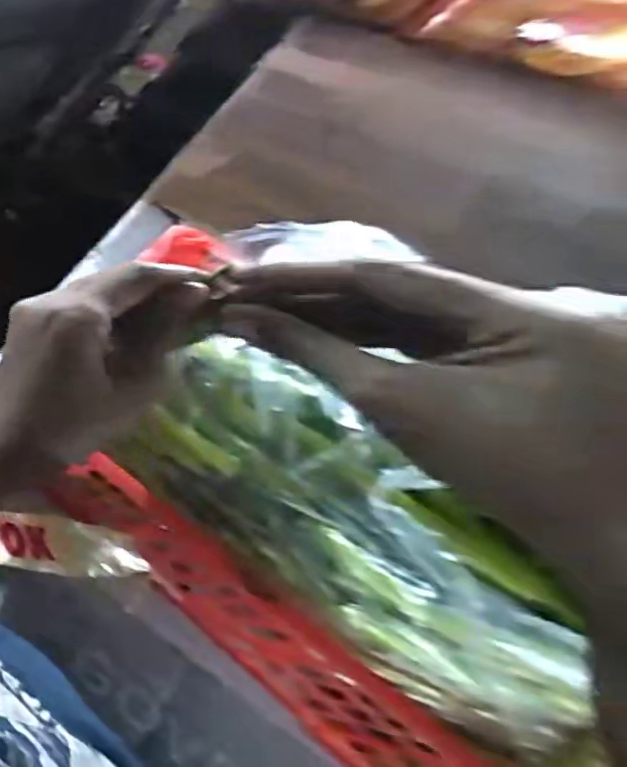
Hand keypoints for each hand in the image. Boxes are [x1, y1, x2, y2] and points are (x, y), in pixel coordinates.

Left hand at [0, 264, 212, 465]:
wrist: (6, 443)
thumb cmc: (73, 425)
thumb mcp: (132, 386)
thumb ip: (161, 335)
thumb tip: (190, 295)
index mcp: (75, 312)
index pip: (134, 277)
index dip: (177, 276)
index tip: (215, 286)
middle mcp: (47, 298)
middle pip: (109, 278)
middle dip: (153, 286)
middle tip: (197, 302)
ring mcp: (30, 308)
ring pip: (89, 289)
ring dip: (127, 297)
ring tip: (170, 315)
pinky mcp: (23, 321)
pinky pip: (70, 304)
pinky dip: (101, 310)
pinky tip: (127, 329)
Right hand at [221, 261, 626, 594]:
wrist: (620, 551)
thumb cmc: (510, 473)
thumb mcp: (398, 403)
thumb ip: (313, 349)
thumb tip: (237, 317)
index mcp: (525, 309)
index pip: (385, 275)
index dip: (302, 274)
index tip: (238, 279)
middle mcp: (536, 308)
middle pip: (397, 291)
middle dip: (311, 295)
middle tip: (240, 297)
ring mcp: (536, 335)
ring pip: (411, 313)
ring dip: (334, 315)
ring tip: (265, 314)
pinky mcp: (528, 361)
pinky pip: (433, 337)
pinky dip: (372, 336)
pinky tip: (320, 335)